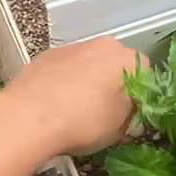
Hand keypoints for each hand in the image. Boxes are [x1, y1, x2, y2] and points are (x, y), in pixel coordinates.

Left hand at [1, 36, 138, 155]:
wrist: (29, 116)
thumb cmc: (84, 122)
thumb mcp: (120, 130)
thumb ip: (131, 119)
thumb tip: (131, 118)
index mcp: (128, 59)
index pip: (146, 76)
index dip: (139, 99)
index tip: (130, 118)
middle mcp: (102, 44)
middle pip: (115, 66)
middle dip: (112, 87)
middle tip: (106, 116)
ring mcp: (71, 47)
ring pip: (88, 66)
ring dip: (87, 84)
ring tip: (76, 113)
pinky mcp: (45, 56)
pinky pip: (63, 70)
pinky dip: (63, 84)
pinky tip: (56, 106)